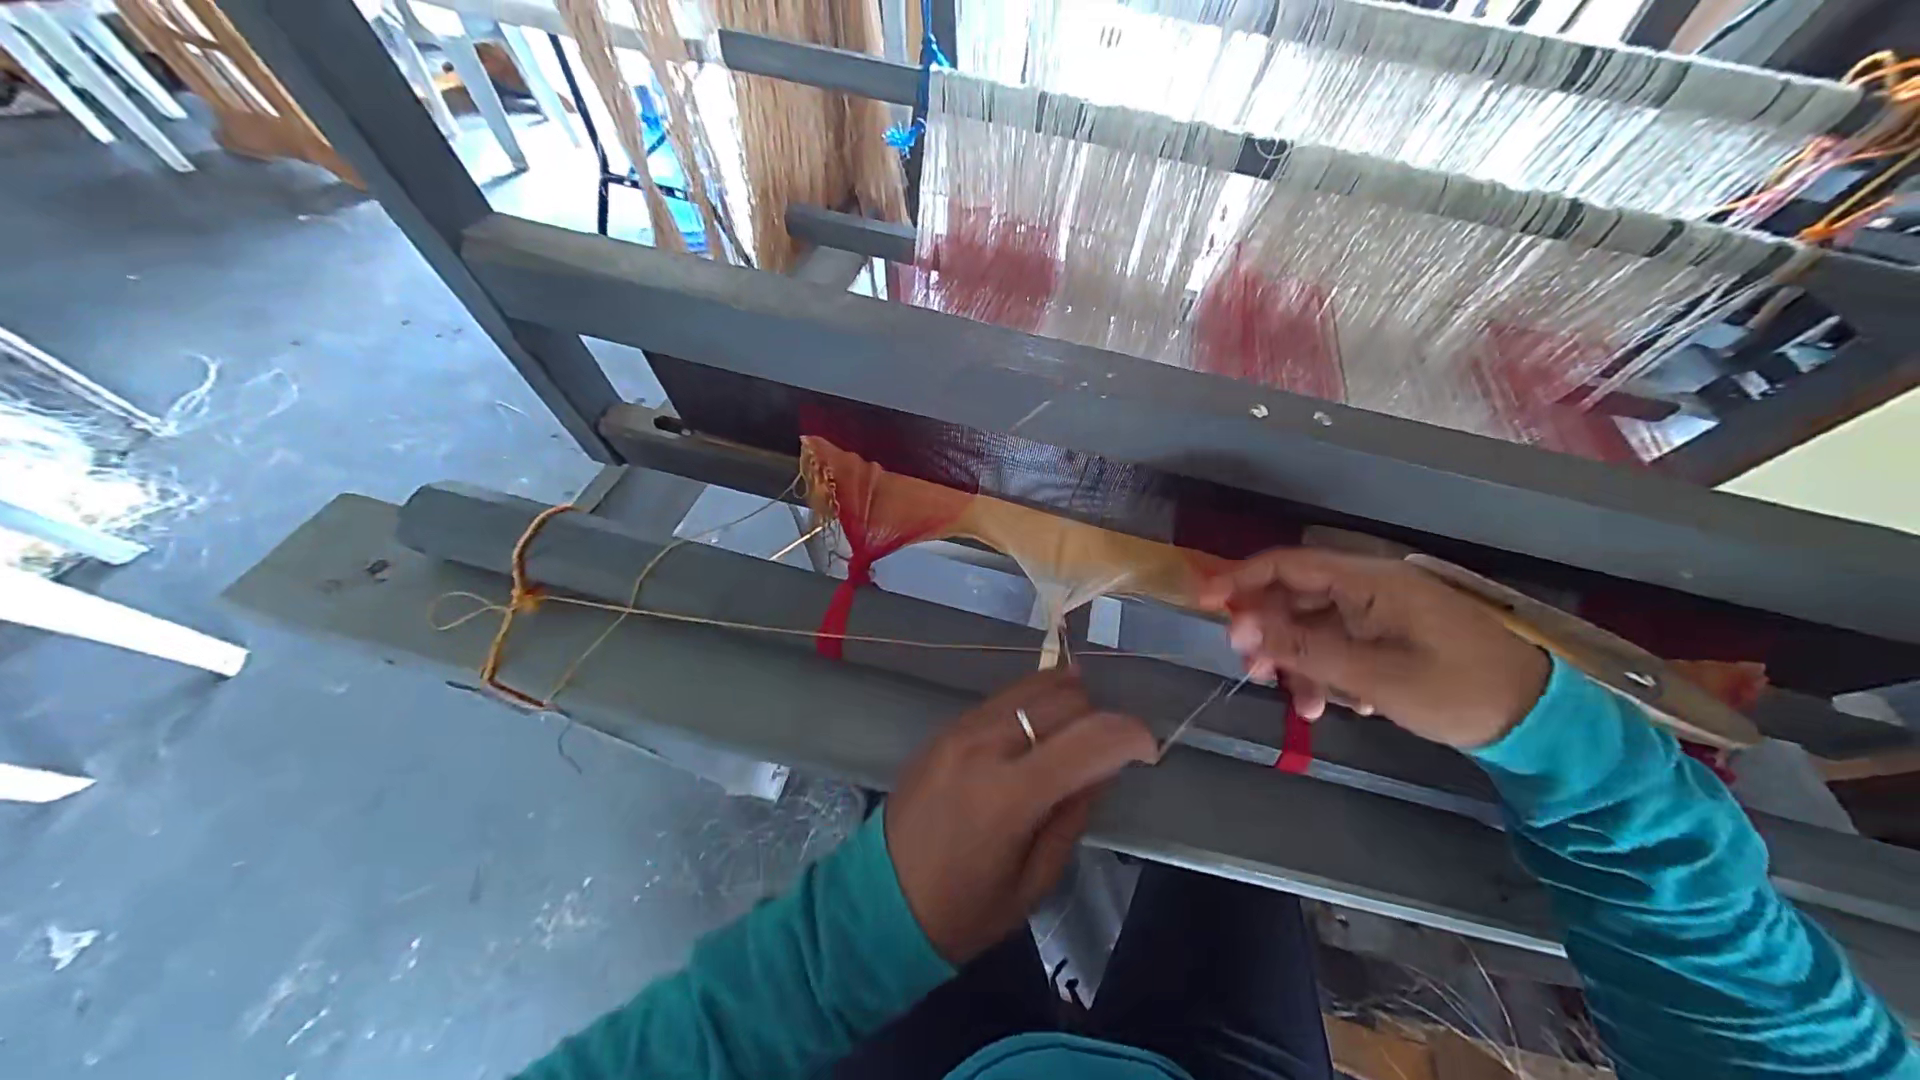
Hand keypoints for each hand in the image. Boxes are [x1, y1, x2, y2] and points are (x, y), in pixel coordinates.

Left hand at [886, 668, 1156, 964]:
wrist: (878, 900)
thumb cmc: (964, 910)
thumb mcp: (1035, 880)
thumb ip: (1073, 814)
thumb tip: (1102, 766)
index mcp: (1010, 795)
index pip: (1088, 740)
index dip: (1130, 735)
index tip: (1149, 749)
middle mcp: (984, 747)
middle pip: (1063, 699)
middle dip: (1100, 716)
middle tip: (1111, 747)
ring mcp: (959, 730)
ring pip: (1031, 687)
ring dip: (1067, 699)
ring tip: (1083, 725)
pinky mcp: (944, 728)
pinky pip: (1001, 698)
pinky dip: (1032, 701)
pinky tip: (1042, 721)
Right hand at [1199, 549, 1550, 749]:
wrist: (1543, 726)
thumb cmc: (1459, 691)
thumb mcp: (1373, 676)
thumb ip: (1302, 650)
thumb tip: (1239, 631)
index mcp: (1369, 582)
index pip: (1288, 565)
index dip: (1240, 580)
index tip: (1202, 603)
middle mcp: (1370, 589)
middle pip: (1296, 597)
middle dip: (1269, 634)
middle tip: (1251, 670)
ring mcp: (1381, 614)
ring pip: (1315, 628)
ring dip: (1299, 663)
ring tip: (1303, 706)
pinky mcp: (1391, 637)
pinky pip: (1340, 646)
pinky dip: (1328, 673)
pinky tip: (1337, 704)